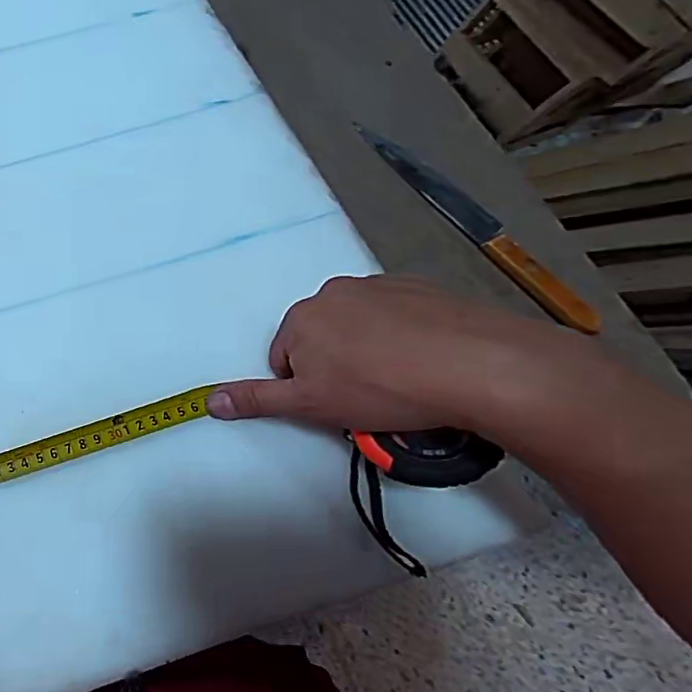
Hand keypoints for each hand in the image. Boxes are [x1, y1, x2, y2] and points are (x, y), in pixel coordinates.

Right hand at [205, 274, 622, 439]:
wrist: (481, 367)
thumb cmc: (384, 389)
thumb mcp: (311, 405)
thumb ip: (257, 399)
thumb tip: (210, 401)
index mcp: (301, 318)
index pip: (284, 360)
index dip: (307, 388)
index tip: (337, 403)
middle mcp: (334, 293)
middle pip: (320, 339)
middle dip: (336, 366)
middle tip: (368, 396)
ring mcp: (380, 287)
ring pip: (359, 328)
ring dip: (368, 351)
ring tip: (402, 382)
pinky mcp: (424, 288)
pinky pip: (397, 316)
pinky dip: (403, 336)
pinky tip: (427, 361)